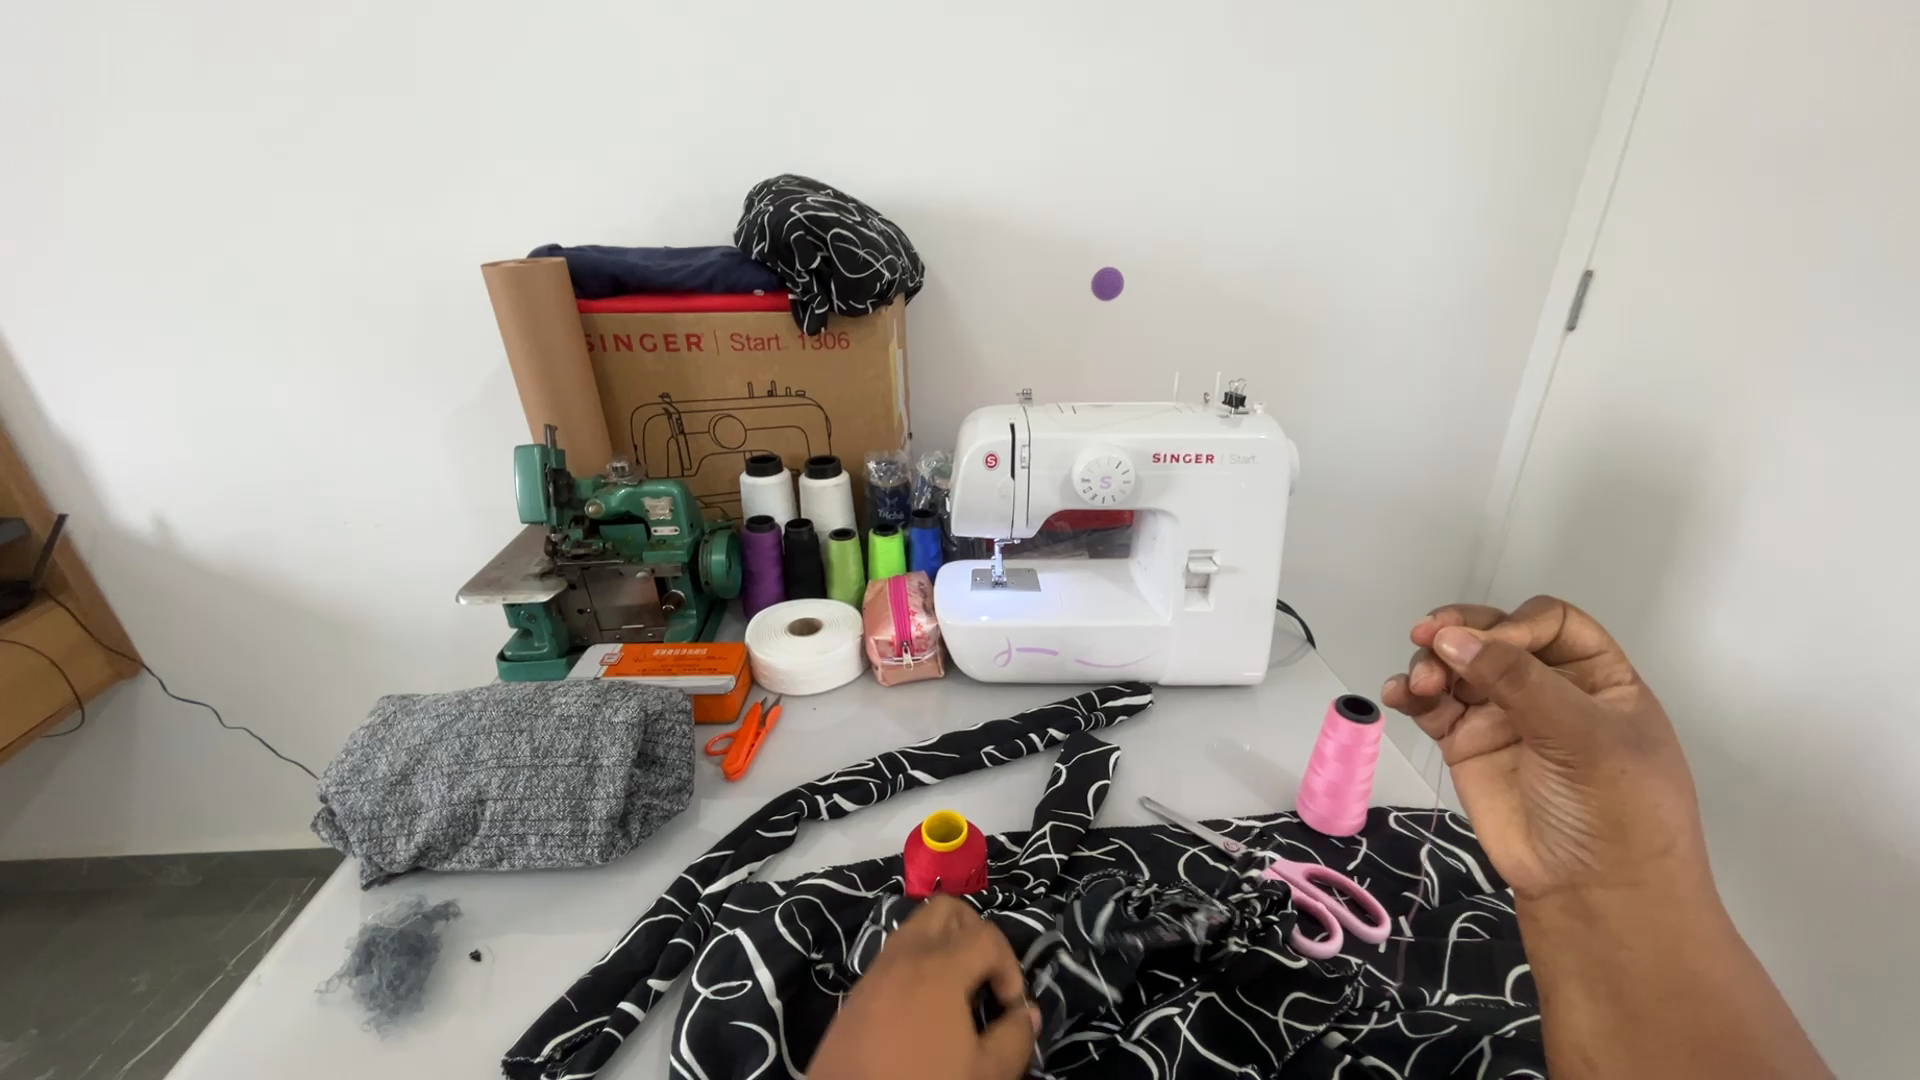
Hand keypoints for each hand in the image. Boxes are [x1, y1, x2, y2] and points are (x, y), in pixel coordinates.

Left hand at [809, 895, 1039, 1079]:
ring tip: (958, 989)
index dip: (1011, 967)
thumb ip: (1014, 1040)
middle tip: (985, 979)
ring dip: (946, 944)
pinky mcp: (860, 988)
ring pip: (918, 925)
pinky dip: (919, 962)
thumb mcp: (983, 1076)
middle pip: (948, 910)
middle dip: (976, 935)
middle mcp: (907, 953)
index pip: (988, 935)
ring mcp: (879, 967)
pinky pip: (896, 952)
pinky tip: (925, 1006)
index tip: (1011, 1009)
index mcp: (940, 965)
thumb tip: (1026, 1013)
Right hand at [1380, 596, 1709, 901]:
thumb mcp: (1584, 738)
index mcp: (1595, 677)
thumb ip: (1517, 681)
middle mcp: (1544, 686)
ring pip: (1452, 664)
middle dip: (1457, 632)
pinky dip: (1408, 693)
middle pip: (1491, 634)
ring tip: (1419, 687)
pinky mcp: (1462, 739)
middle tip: (1425, 637)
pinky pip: (1428, 703)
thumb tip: (1446, 638)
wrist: (1592, 891)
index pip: (1550, 623)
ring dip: (1429, 664)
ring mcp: (1500, 713)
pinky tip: (1397, 696)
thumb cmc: (1616, 809)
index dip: (1515, 626)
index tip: (1489, 649)